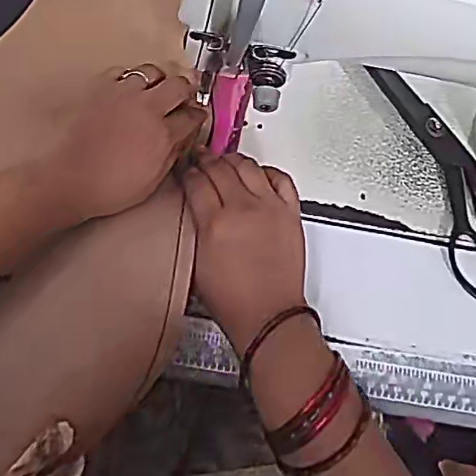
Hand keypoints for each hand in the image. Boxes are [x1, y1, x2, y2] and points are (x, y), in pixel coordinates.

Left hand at [39, 64, 207, 223]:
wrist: (68, 179)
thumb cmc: (107, 188)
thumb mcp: (151, 181)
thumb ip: (172, 154)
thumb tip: (182, 138)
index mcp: (162, 134)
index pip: (193, 115)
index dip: (198, 115)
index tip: (196, 117)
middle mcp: (146, 108)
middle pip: (180, 84)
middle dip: (186, 90)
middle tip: (183, 97)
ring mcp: (122, 94)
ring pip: (152, 71)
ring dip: (159, 80)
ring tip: (156, 90)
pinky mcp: (100, 88)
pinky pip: (123, 72)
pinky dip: (130, 78)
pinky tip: (128, 89)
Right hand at [181, 152, 307, 344]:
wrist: (268, 316)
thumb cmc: (234, 300)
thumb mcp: (197, 263)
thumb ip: (195, 227)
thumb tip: (194, 205)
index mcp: (215, 223)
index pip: (196, 181)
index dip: (188, 172)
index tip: (186, 171)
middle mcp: (243, 210)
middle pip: (220, 167)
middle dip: (206, 160)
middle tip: (202, 159)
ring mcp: (269, 208)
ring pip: (248, 166)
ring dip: (234, 160)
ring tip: (227, 161)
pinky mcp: (290, 213)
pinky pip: (280, 178)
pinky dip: (267, 172)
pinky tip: (259, 174)